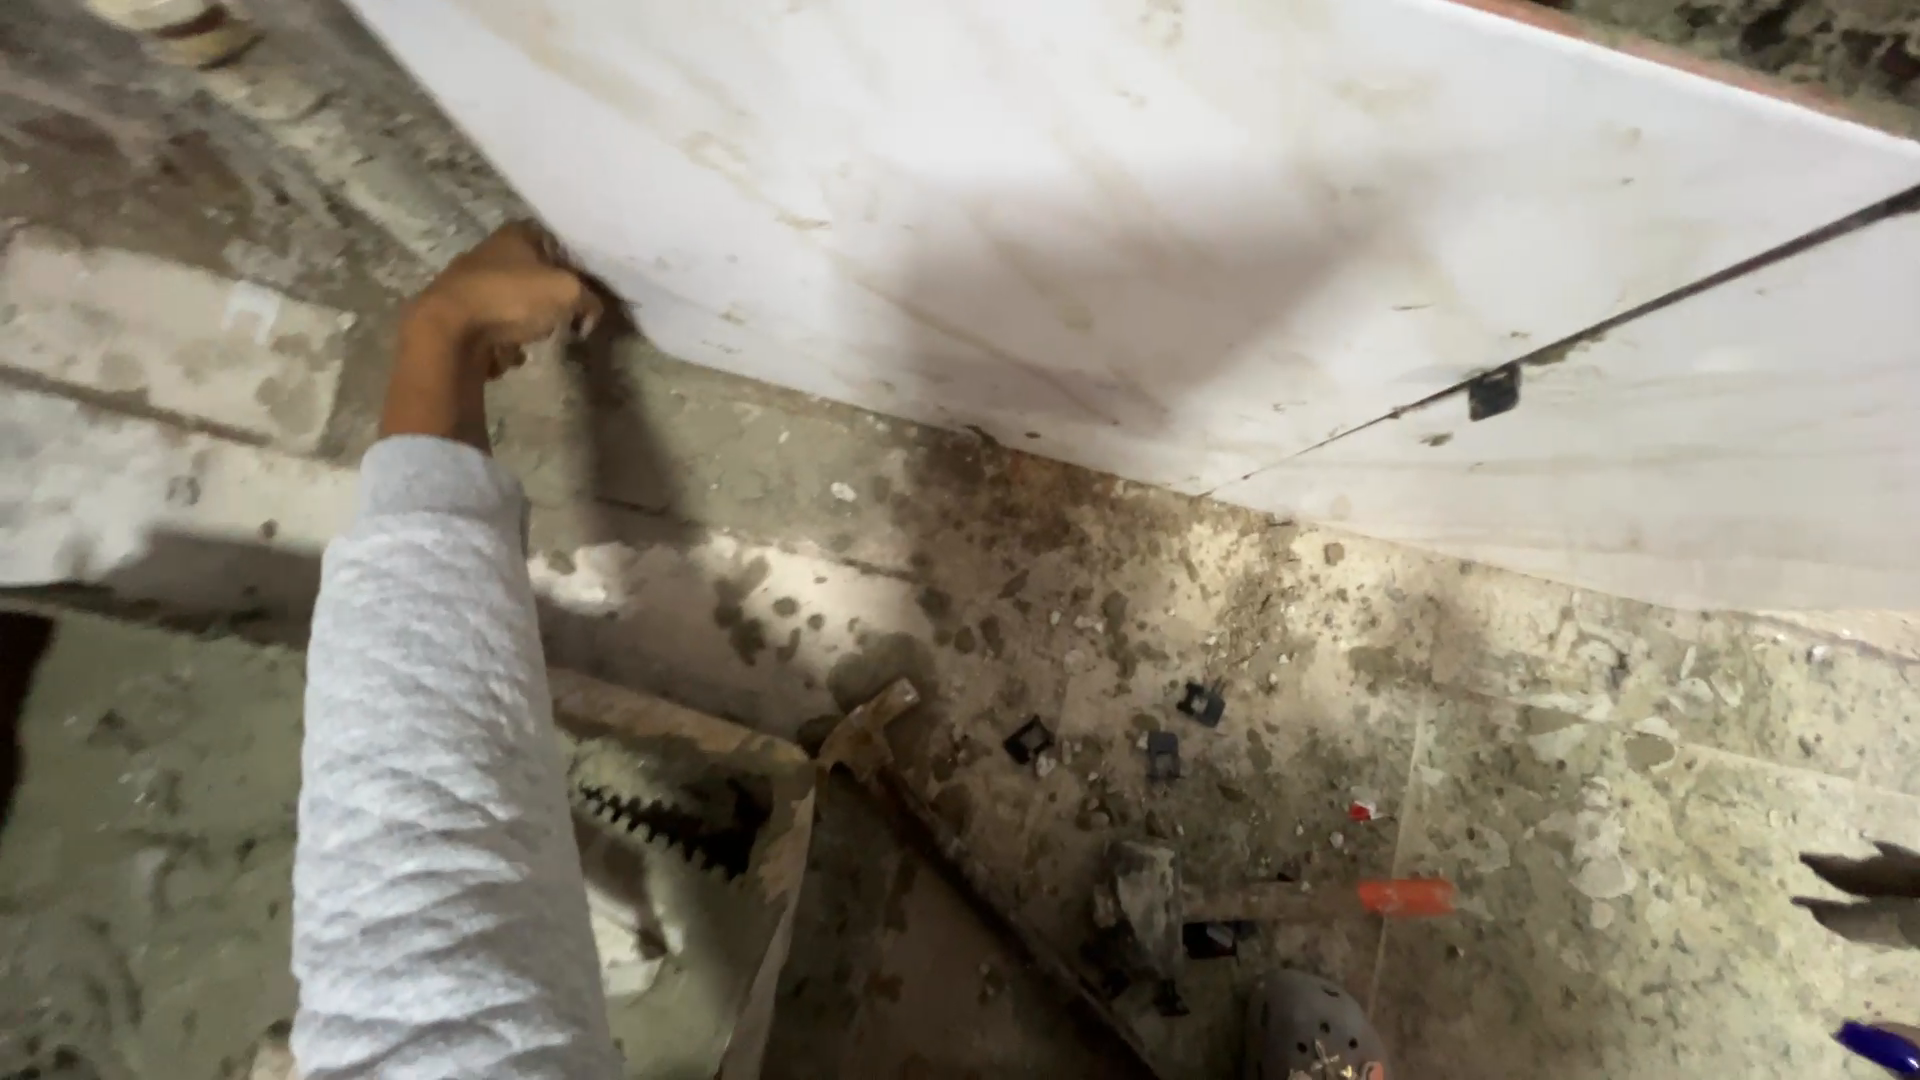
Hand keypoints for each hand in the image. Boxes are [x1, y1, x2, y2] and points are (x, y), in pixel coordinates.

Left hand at [402, 221, 603, 377]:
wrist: (452, 329)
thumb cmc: (513, 298)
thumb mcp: (569, 293)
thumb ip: (590, 300)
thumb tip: (589, 316)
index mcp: (515, 235)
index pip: (554, 240)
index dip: (574, 263)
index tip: (585, 288)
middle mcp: (492, 252)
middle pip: (536, 271)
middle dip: (553, 294)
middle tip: (568, 314)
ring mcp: (473, 282)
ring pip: (517, 298)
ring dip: (532, 317)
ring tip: (542, 334)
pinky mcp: (463, 311)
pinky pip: (498, 322)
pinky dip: (509, 335)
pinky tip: (515, 348)